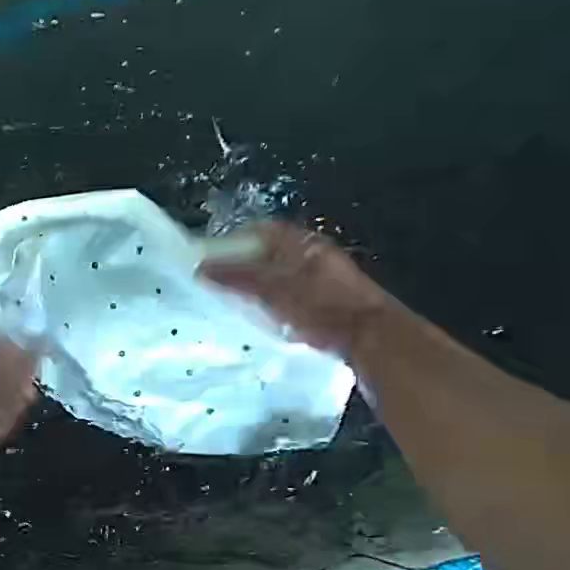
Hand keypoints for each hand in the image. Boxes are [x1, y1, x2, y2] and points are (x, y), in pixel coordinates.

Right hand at [198, 222, 398, 357]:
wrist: (370, 338)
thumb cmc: (321, 307)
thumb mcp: (272, 290)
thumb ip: (235, 278)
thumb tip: (200, 269)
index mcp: (300, 242)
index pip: (257, 231)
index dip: (231, 242)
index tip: (207, 260)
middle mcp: (311, 255)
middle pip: (265, 255)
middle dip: (239, 268)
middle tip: (215, 286)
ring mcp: (320, 279)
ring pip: (276, 277)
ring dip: (255, 290)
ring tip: (232, 305)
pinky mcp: (324, 302)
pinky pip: (287, 297)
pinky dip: (271, 305)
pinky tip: (261, 321)